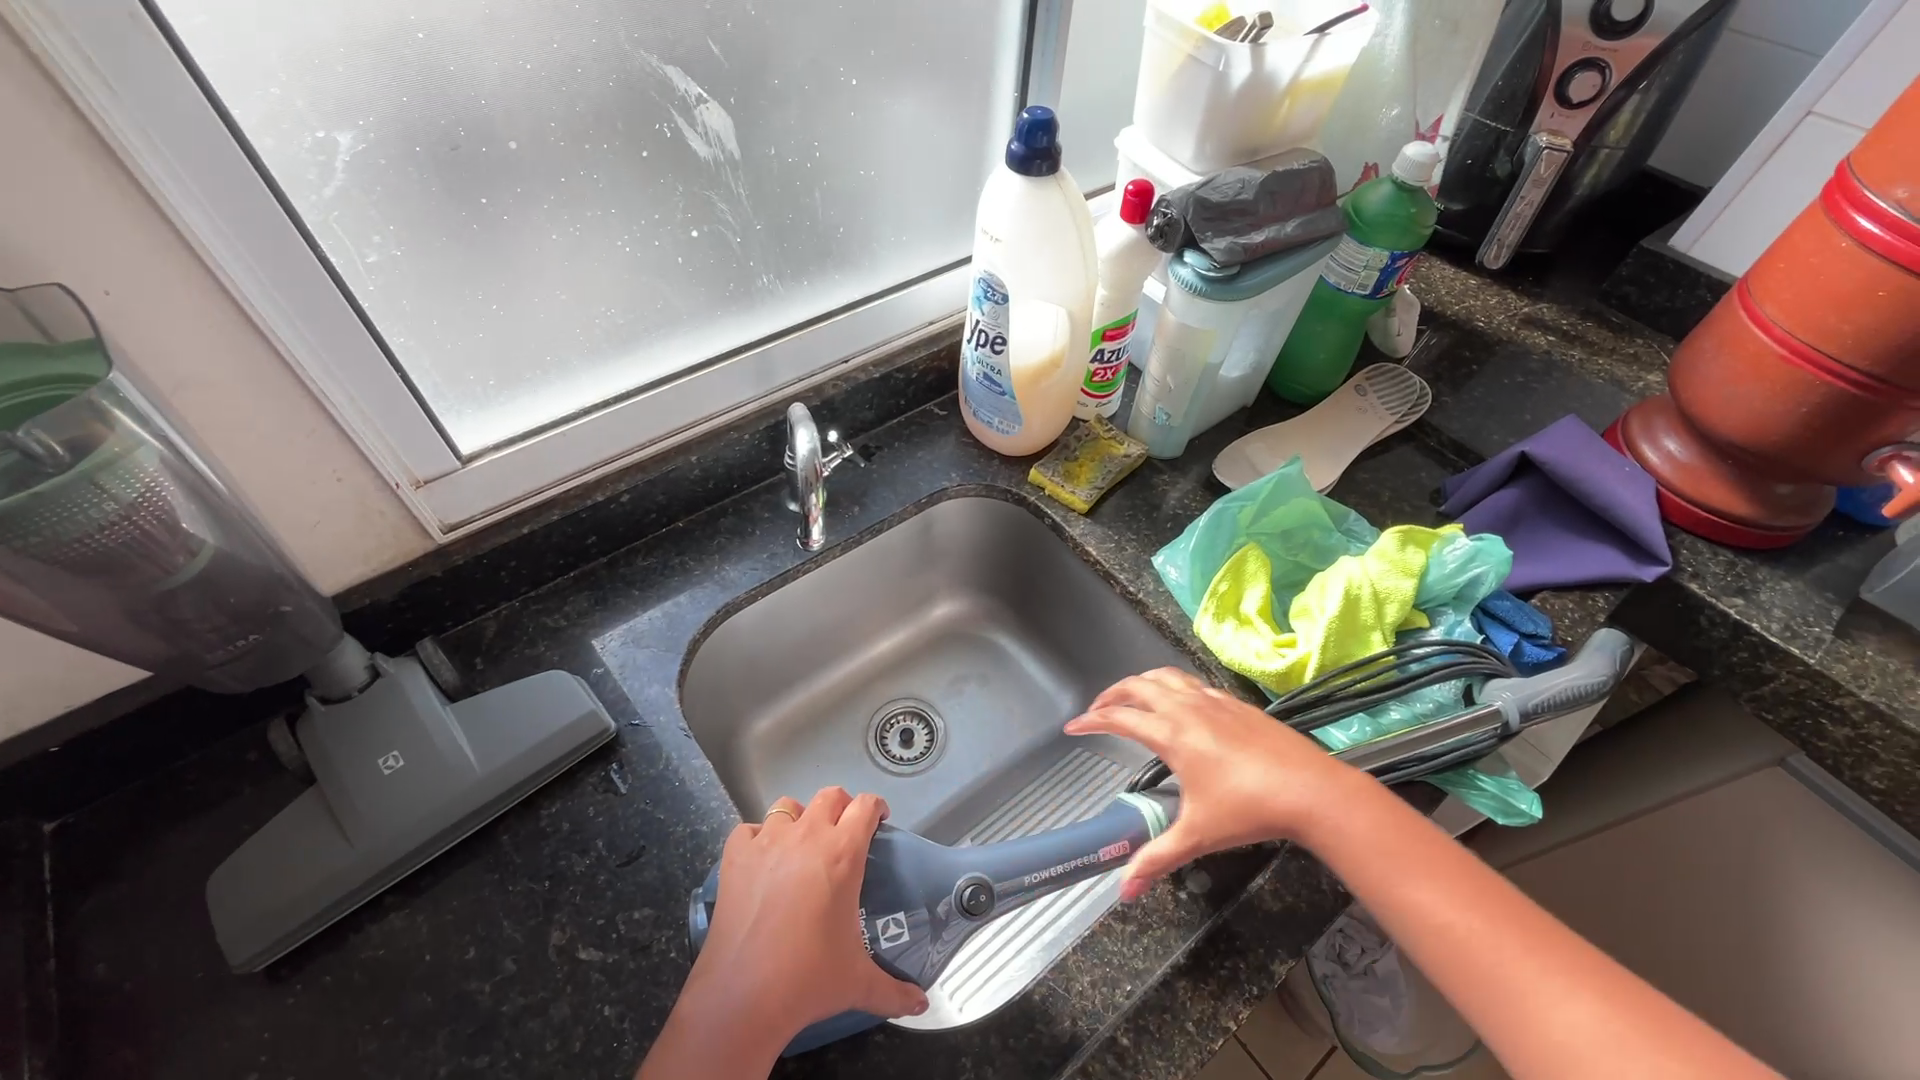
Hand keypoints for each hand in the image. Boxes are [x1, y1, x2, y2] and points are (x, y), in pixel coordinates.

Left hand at [682, 788, 928, 1041]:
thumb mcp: (858, 983)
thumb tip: (919, 1004)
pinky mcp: (734, 857)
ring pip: (787, 807)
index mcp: (843, 854)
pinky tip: (763, 860)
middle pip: (829, 796)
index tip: (878, 821)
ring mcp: (767, 843)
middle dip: (841, 807)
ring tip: (801, 845)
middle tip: (844, 832)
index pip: (866, 807)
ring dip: (800, 819)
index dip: (875, 808)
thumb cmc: (807, 980)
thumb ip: (894, 990)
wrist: (742, 995)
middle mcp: (807, 837)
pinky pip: (749, 830)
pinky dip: (758, 838)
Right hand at [1066, 668, 1369, 899]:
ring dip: (1142, 682)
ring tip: (1133, 698)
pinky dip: (1174, 687)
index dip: (1091, 720)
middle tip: (1098, 710)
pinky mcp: (1238, 704)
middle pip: (1139, 685)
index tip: (1073, 726)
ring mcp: (1215, 701)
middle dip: (1112, 694)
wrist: (1313, 790)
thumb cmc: (1249, 810)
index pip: (1119, 718)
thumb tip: (1124, 891)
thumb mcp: (1198, 836)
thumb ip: (1157, 859)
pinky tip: (1182, 705)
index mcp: (1173, 734)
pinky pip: (1194, 683)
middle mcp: (1189, 708)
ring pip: (1167, 676)